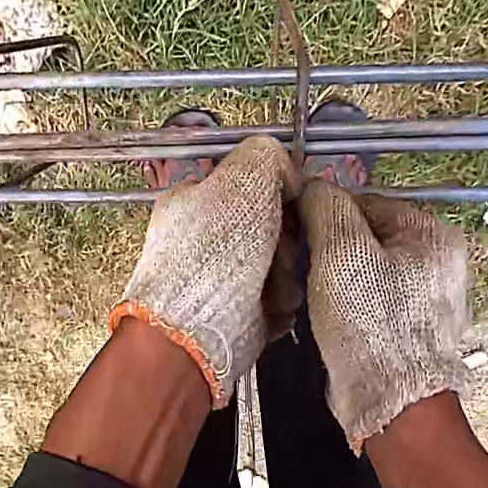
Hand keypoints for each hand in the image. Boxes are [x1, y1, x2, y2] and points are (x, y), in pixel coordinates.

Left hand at [110, 136, 296, 407]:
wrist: (199, 331)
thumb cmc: (214, 253)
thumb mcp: (243, 179)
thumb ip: (267, 156)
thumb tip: (286, 172)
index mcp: (194, 200)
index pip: (250, 185)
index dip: (279, 193)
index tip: (292, 204)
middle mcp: (204, 240)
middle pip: (271, 228)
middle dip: (287, 241)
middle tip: (282, 253)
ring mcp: (220, 280)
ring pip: (280, 266)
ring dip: (289, 277)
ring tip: (277, 288)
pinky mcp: (238, 316)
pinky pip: (278, 300)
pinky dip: (282, 305)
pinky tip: (272, 309)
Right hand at [297, 180, 469, 450]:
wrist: (393, 402)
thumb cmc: (370, 324)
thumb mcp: (342, 254)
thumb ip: (326, 209)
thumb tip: (313, 186)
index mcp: (431, 233)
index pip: (366, 201)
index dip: (325, 213)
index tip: (296, 232)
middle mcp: (436, 260)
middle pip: (366, 235)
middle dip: (328, 246)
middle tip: (299, 264)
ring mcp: (425, 296)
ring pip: (365, 268)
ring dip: (332, 275)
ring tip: (308, 289)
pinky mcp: (408, 325)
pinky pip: (369, 297)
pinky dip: (345, 300)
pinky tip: (326, 312)